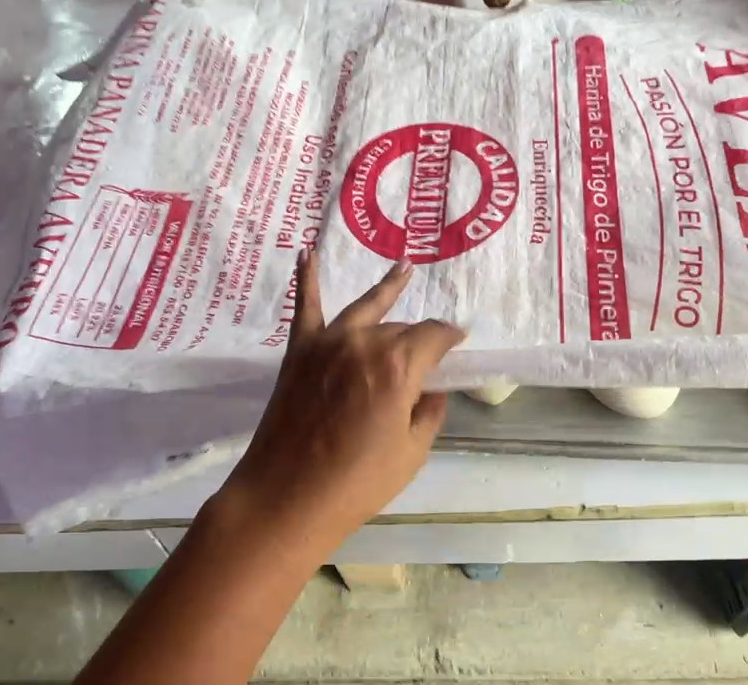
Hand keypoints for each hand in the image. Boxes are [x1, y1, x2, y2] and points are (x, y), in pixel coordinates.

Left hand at [211, 251, 463, 551]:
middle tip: (430, 348)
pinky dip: (306, 277)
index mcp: (399, 366)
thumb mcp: (411, 454)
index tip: (460, 340)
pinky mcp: (299, 350)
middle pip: (400, 328)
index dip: (450, 337)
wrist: (287, 496)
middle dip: (418, 337)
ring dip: (386, 287)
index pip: (434, 337)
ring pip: (366, 308)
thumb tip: (431, 390)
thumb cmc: (357, 483)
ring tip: (404, 267)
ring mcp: (329, 341)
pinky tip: (307, 251)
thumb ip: (428, 414)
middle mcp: (365, 341)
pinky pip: (305, 305)